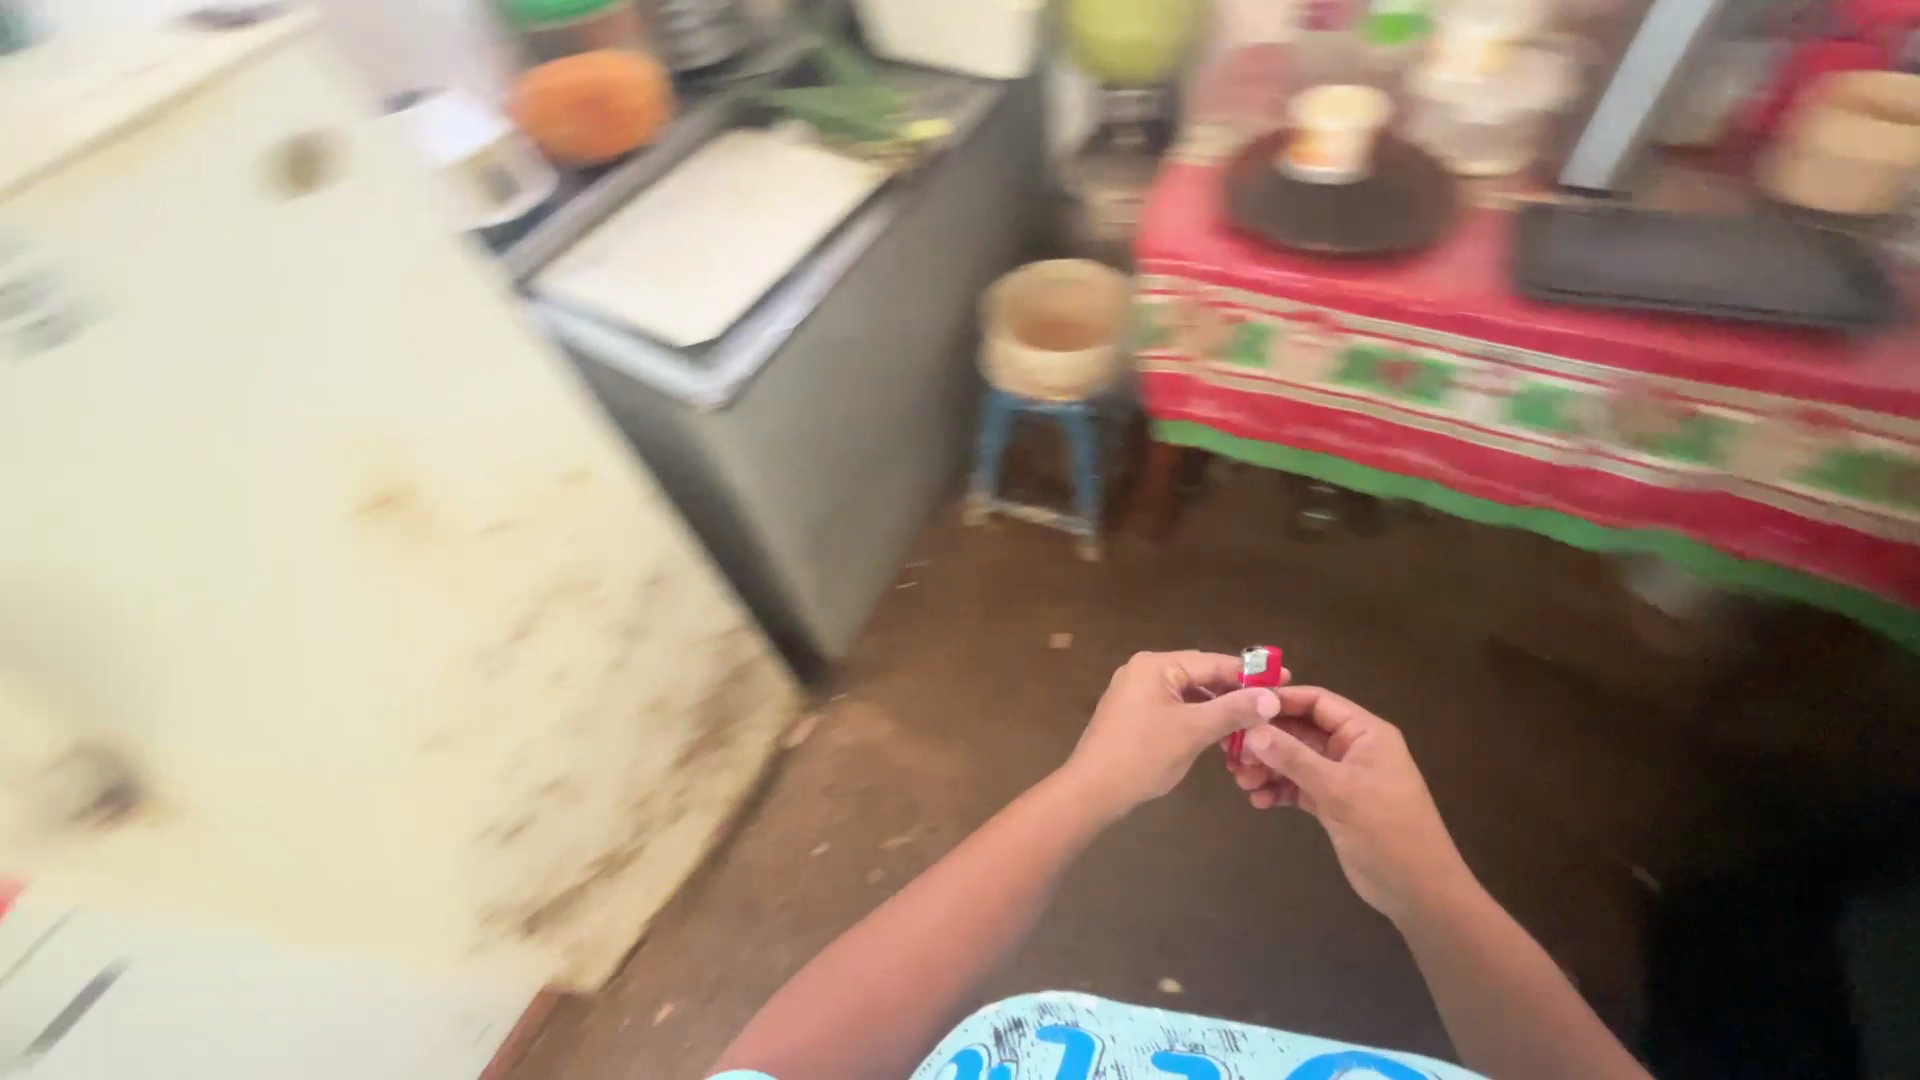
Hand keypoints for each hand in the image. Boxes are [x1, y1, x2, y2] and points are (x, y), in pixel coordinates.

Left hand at [1060, 651, 1285, 816]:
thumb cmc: (1143, 754)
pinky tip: (1221, 737)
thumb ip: (1233, 710)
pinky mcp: (1135, 714)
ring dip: (1218, 709)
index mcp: (1155, 665)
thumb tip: (1272, 697)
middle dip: (1235, 693)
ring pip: (1189, 695)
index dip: (1249, 673)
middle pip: (1200, 676)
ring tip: (1252, 726)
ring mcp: (1136, 692)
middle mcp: (1144, 671)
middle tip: (1271, 707)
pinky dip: (1198, 719)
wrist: (1093, 789)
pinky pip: (1175, 708)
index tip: (1285, 679)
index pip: (1212, 662)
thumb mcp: (1193, 730)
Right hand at [1234, 687, 1474, 923]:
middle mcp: (1351, 748)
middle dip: (1265, 740)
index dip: (1278, 700)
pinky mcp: (1332, 802)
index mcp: (1364, 733)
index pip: (1316, 701)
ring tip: (1242, 781)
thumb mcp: (1338, 791)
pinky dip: (1277, 789)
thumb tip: (1252, 730)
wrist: (1419, 893)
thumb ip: (1294, 758)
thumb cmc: (1388, 831)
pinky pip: (1296, 785)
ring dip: (1266, 767)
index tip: (1240, 707)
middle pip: (1299, 730)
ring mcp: (1341, 776)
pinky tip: (1259, 801)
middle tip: (1231, 752)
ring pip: (1293, 759)